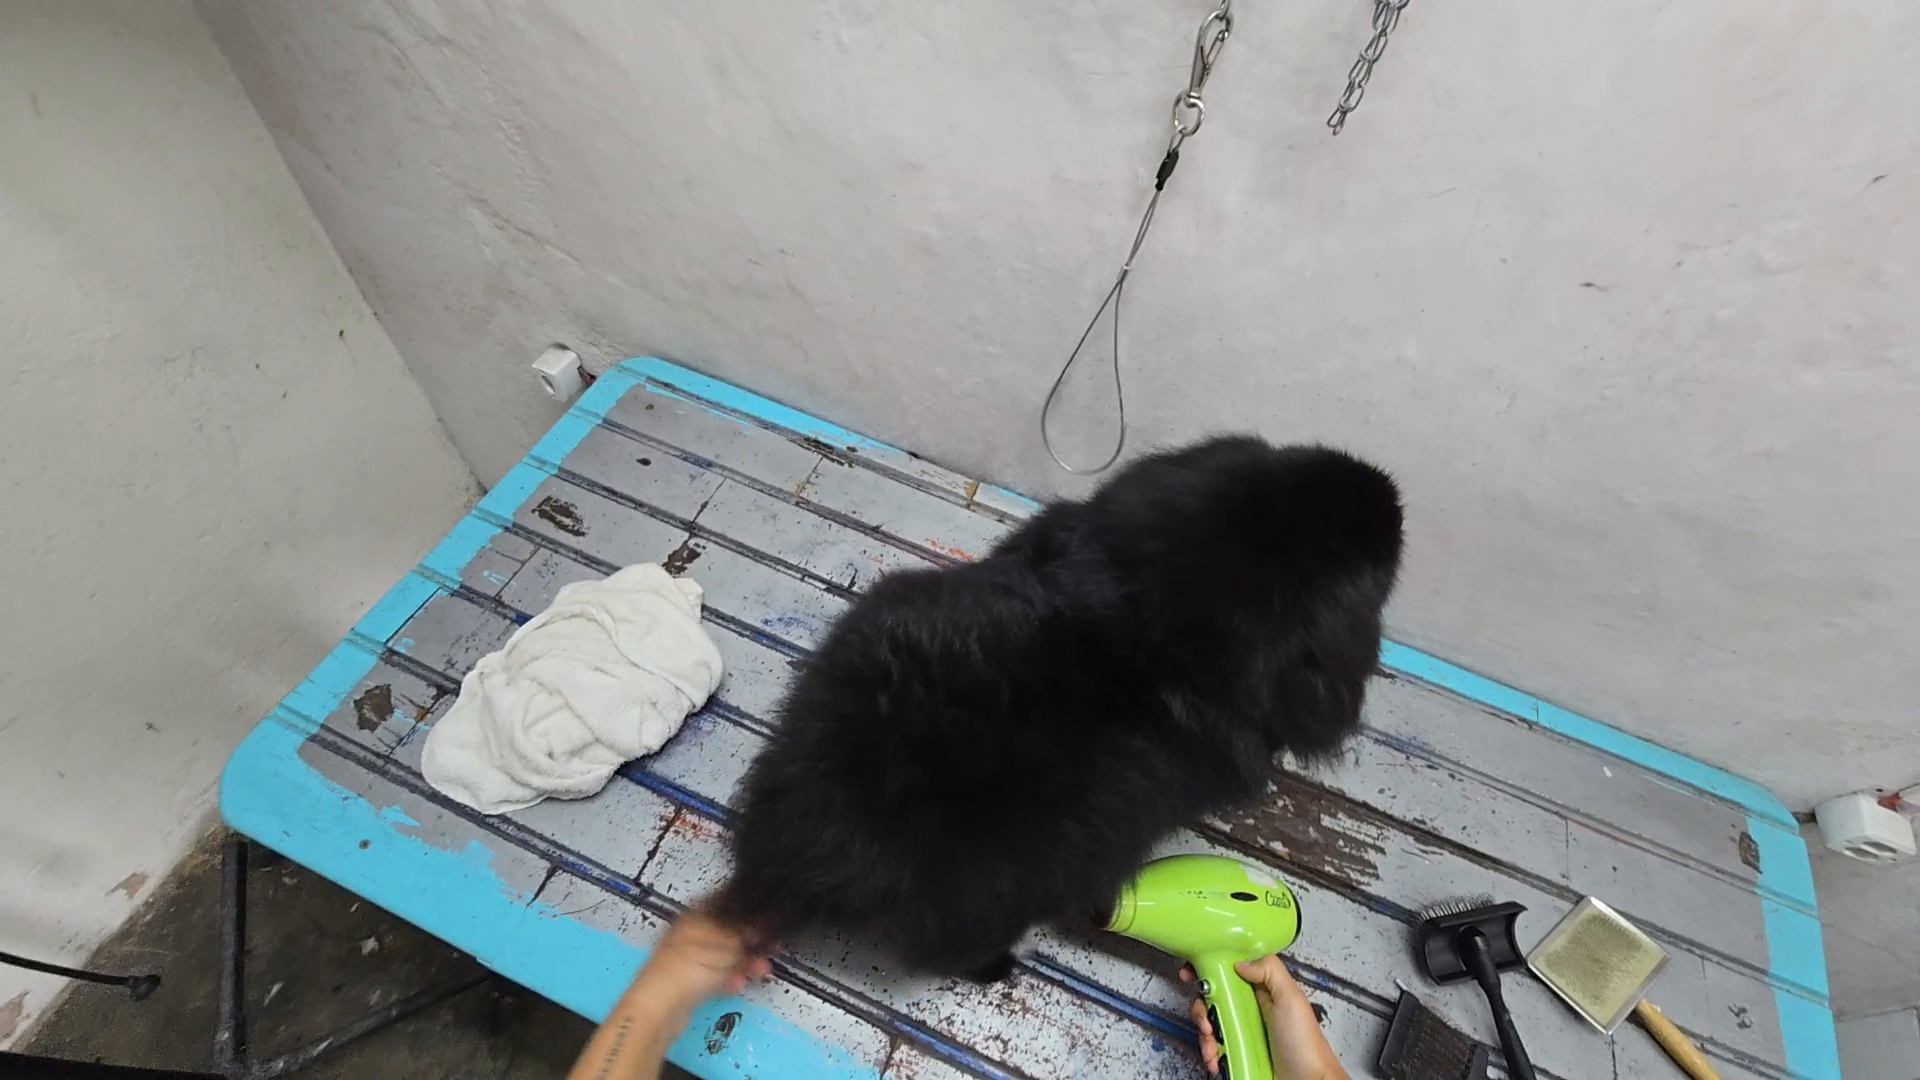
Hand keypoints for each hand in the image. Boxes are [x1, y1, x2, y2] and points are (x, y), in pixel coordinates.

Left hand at [566, 904, 774, 1079]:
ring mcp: (688, 957)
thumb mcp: (727, 944)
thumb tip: (767, 920)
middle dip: (751, 939)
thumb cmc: (686, 967)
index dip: (751, 906)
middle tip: (768, 945)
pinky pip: (715, 973)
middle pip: (728, 928)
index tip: (767, 915)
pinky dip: (729, 976)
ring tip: (761, 968)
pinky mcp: (687, 981)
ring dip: (744, 960)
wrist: (659, 1010)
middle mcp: (691, 931)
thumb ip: (749, 930)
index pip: (728, 900)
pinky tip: (740, 982)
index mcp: (696, 913)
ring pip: (723, 953)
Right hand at [1184, 956, 1349, 1079]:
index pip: (1227, 969)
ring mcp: (1241, 1032)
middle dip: (1201, 1005)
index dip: (1206, 967)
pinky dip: (1209, 1051)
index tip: (1190, 973)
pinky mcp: (1237, 1054)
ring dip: (1204, 1032)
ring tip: (1212, 1046)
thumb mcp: (1291, 999)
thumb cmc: (1303, 1042)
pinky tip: (1214, 1059)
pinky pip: (1214, 1047)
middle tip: (1205, 1020)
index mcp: (1260, 989)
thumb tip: (1238, 962)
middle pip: (1212, 995)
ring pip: (1210, 1021)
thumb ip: (1269, 970)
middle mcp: (1247, 1007)